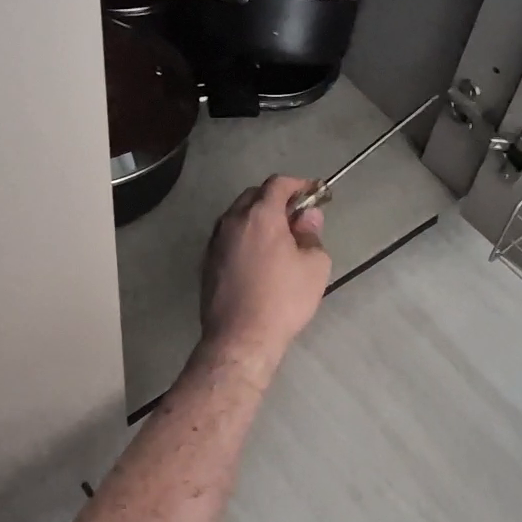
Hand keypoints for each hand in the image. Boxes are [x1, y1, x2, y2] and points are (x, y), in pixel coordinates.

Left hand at [198, 175, 331, 361]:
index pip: (277, 184)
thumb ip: (311, 234)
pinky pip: (228, 237)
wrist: (241, 338)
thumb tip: (307, 217)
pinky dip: (244, 236)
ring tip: (277, 237)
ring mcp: (215, 242)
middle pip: (253, 195)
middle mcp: (233, 221)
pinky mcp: (207, 263)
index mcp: (261, 216)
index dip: (298, 184)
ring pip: (237, 216)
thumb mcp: (314, 265)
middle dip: (276, 198)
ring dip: (257, 217)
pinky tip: (257, 256)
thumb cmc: (284, 299)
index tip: (314, 192)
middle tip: (296, 215)